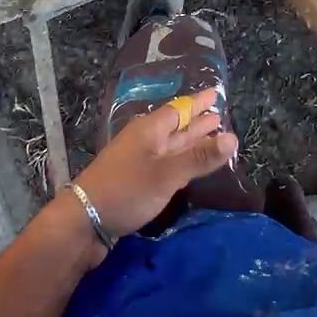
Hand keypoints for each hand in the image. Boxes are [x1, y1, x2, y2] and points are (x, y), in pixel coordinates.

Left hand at [72, 87, 237, 238]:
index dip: (197, 103)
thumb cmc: (126, 190)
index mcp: (149, 130)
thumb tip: (233, 137)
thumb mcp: (166, 174)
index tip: (215, 93)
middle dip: (197, 122)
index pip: (178, 109)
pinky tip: (188, 166)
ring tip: (211, 136)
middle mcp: (144, 141)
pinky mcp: (135, 182)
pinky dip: (181, 162)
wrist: (83, 222)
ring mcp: (138, 162)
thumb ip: (199, 158)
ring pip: (170, 146)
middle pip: (175, 127)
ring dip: (191, 142)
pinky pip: (165, 164)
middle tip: (219, 115)